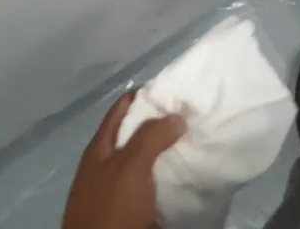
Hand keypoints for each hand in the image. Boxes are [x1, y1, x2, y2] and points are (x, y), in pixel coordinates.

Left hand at [62, 90, 185, 228]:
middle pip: (138, 135)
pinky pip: (158, 187)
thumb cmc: (111, 212)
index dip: (146, 93)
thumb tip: (175, 115)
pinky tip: (195, 171)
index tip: (177, 87)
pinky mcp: (136, 213)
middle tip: (195, 113)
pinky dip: (175, 178)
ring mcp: (121, 191)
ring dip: (173, 152)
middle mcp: (108, 167)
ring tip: (200, 138)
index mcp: (99, 151)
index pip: (122, 108)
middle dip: (165, 124)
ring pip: (151, 161)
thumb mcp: (129, 167)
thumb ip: (151, 136)